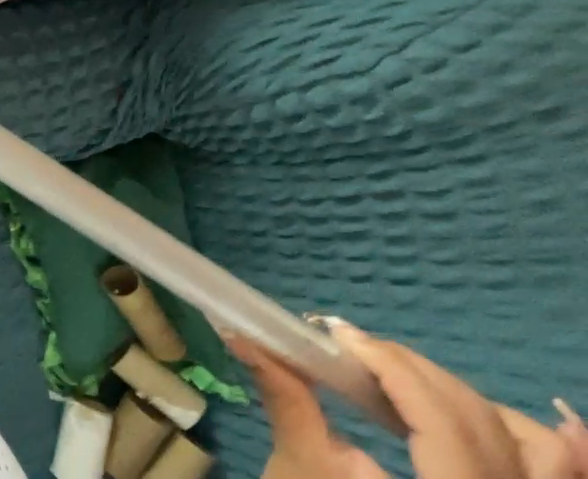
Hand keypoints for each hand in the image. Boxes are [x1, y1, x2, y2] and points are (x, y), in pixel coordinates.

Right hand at [237, 322, 580, 478]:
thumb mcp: (300, 473)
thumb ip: (288, 403)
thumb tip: (244, 335)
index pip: (443, 421)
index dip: (393, 367)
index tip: (337, 335)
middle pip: (483, 424)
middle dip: (417, 373)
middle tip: (356, 351)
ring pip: (540, 451)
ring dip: (476, 402)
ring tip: (411, 382)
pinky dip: (561, 450)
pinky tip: (552, 421)